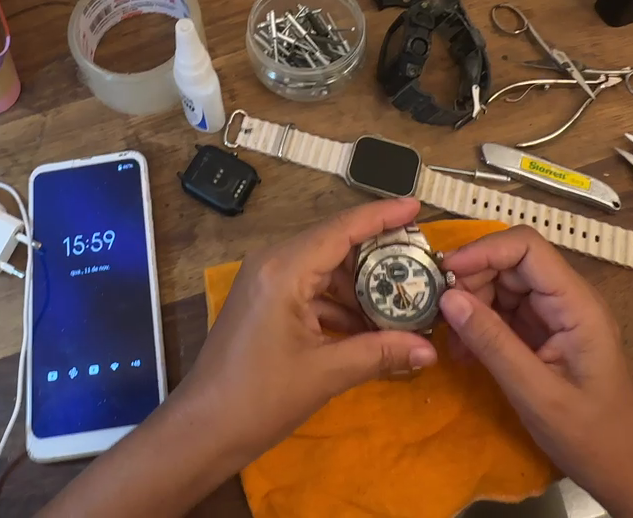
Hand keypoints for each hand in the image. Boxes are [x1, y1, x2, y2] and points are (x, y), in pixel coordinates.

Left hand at [42, 198, 438, 517]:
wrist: (204, 426)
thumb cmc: (259, 396)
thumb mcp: (324, 373)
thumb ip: (378, 353)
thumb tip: (428, 349)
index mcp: (284, 268)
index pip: (340, 229)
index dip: (379, 215)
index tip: (415, 205)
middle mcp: (274, 262)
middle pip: (334, 245)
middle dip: (378, 255)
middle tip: (422, 263)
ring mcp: (267, 280)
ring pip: (325, 269)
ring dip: (361, 285)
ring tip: (406, 299)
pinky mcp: (266, 300)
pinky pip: (311, 289)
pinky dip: (341, 303)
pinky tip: (372, 325)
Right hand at [438, 228, 632, 517]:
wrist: (627, 476)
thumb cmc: (592, 437)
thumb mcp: (537, 394)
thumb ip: (493, 343)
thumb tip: (447, 297)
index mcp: (577, 304)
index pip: (527, 247)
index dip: (484, 250)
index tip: (446, 272)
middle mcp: (566, 299)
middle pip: (509, 262)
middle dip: (471, 278)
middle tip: (440, 309)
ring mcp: (554, 315)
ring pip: (501, 283)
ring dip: (470, 302)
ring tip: (450, 336)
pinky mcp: (542, 331)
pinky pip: (502, 309)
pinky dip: (478, 322)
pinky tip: (463, 349)